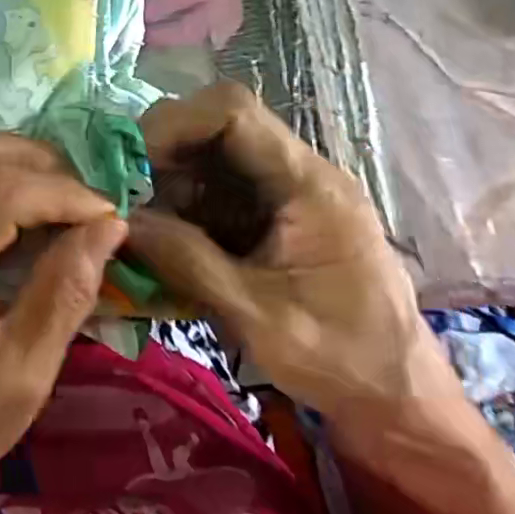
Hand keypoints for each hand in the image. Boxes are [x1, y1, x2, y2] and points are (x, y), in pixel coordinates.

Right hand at [125, 83, 439, 418]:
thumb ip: (186, 261)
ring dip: (163, 178)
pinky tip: (162, 236)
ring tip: (140, 222)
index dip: (173, 124)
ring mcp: (280, 191)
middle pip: (212, 122)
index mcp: (309, 186)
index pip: (232, 112)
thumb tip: (118, 220)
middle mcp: (295, 173)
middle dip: (159, 150)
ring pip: (204, 151)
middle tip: (127, 195)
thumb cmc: (341, 361)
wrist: (396, 400)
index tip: (134, 167)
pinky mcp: (265, 212)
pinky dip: (175, 201)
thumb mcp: (257, 316)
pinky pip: (208, 184)